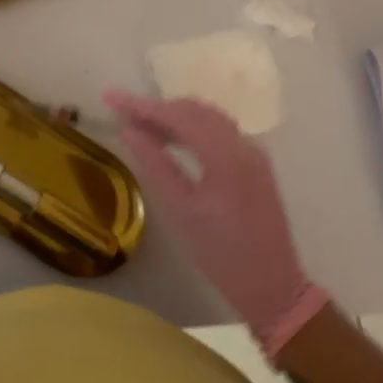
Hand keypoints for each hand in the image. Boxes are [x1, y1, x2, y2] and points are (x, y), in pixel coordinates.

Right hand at [107, 90, 329, 357]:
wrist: (272, 285)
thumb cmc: (221, 253)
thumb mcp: (181, 209)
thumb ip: (155, 164)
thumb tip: (128, 130)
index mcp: (226, 156)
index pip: (178, 116)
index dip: (142, 105)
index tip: (111, 97)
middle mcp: (244, 145)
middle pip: (195, 110)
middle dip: (157, 107)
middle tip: (122, 112)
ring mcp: (253, 153)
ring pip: (208, 118)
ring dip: (174, 116)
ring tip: (140, 124)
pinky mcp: (254, 164)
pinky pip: (219, 131)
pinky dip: (192, 127)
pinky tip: (171, 139)